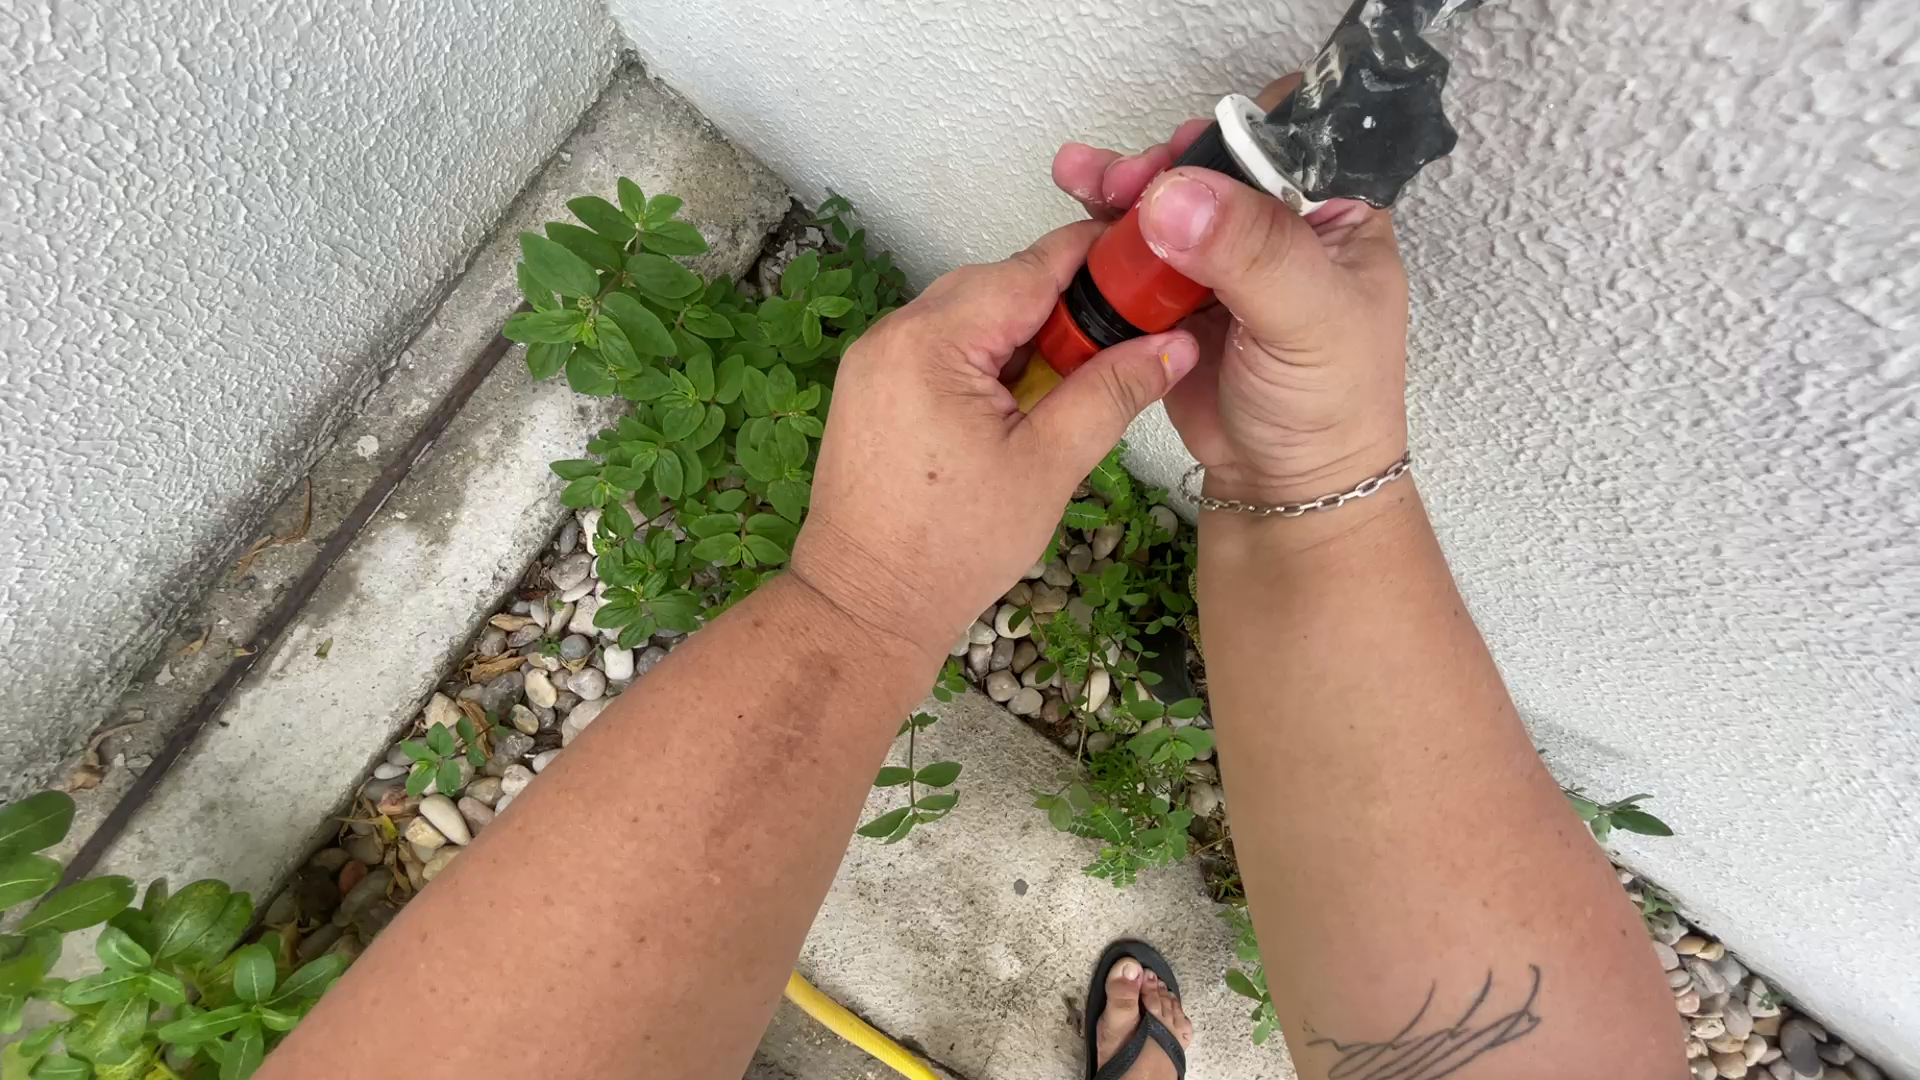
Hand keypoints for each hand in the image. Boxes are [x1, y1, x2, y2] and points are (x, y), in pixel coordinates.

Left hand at [789, 223, 1198, 655]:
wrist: (866, 605)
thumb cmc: (954, 548)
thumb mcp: (1048, 466)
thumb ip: (1112, 393)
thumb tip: (1174, 345)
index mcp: (931, 342)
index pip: (1029, 268)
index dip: (1096, 260)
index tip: (1147, 268)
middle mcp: (891, 335)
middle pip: (995, 287)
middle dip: (1060, 307)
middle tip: (1115, 344)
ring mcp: (873, 362)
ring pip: (966, 318)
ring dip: (1022, 338)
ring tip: (1066, 384)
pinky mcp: (870, 391)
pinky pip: (938, 350)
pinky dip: (984, 361)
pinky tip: (1013, 403)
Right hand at [1051, 75, 1410, 504]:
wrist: (1277, 479)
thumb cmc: (1323, 401)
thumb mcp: (1306, 320)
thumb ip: (1250, 254)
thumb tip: (1174, 196)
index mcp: (1329, 213)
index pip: (1282, 142)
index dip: (1229, 138)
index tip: (1183, 154)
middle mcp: (1272, 227)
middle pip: (1210, 168)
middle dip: (1161, 164)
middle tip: (1122, 181)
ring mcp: (1217, 264)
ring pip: (1166, 208)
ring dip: (1120, 190)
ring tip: (1078, 176)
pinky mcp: (1172, 300)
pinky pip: (1135, 260)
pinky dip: (1103, 242)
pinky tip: (1078, 215)